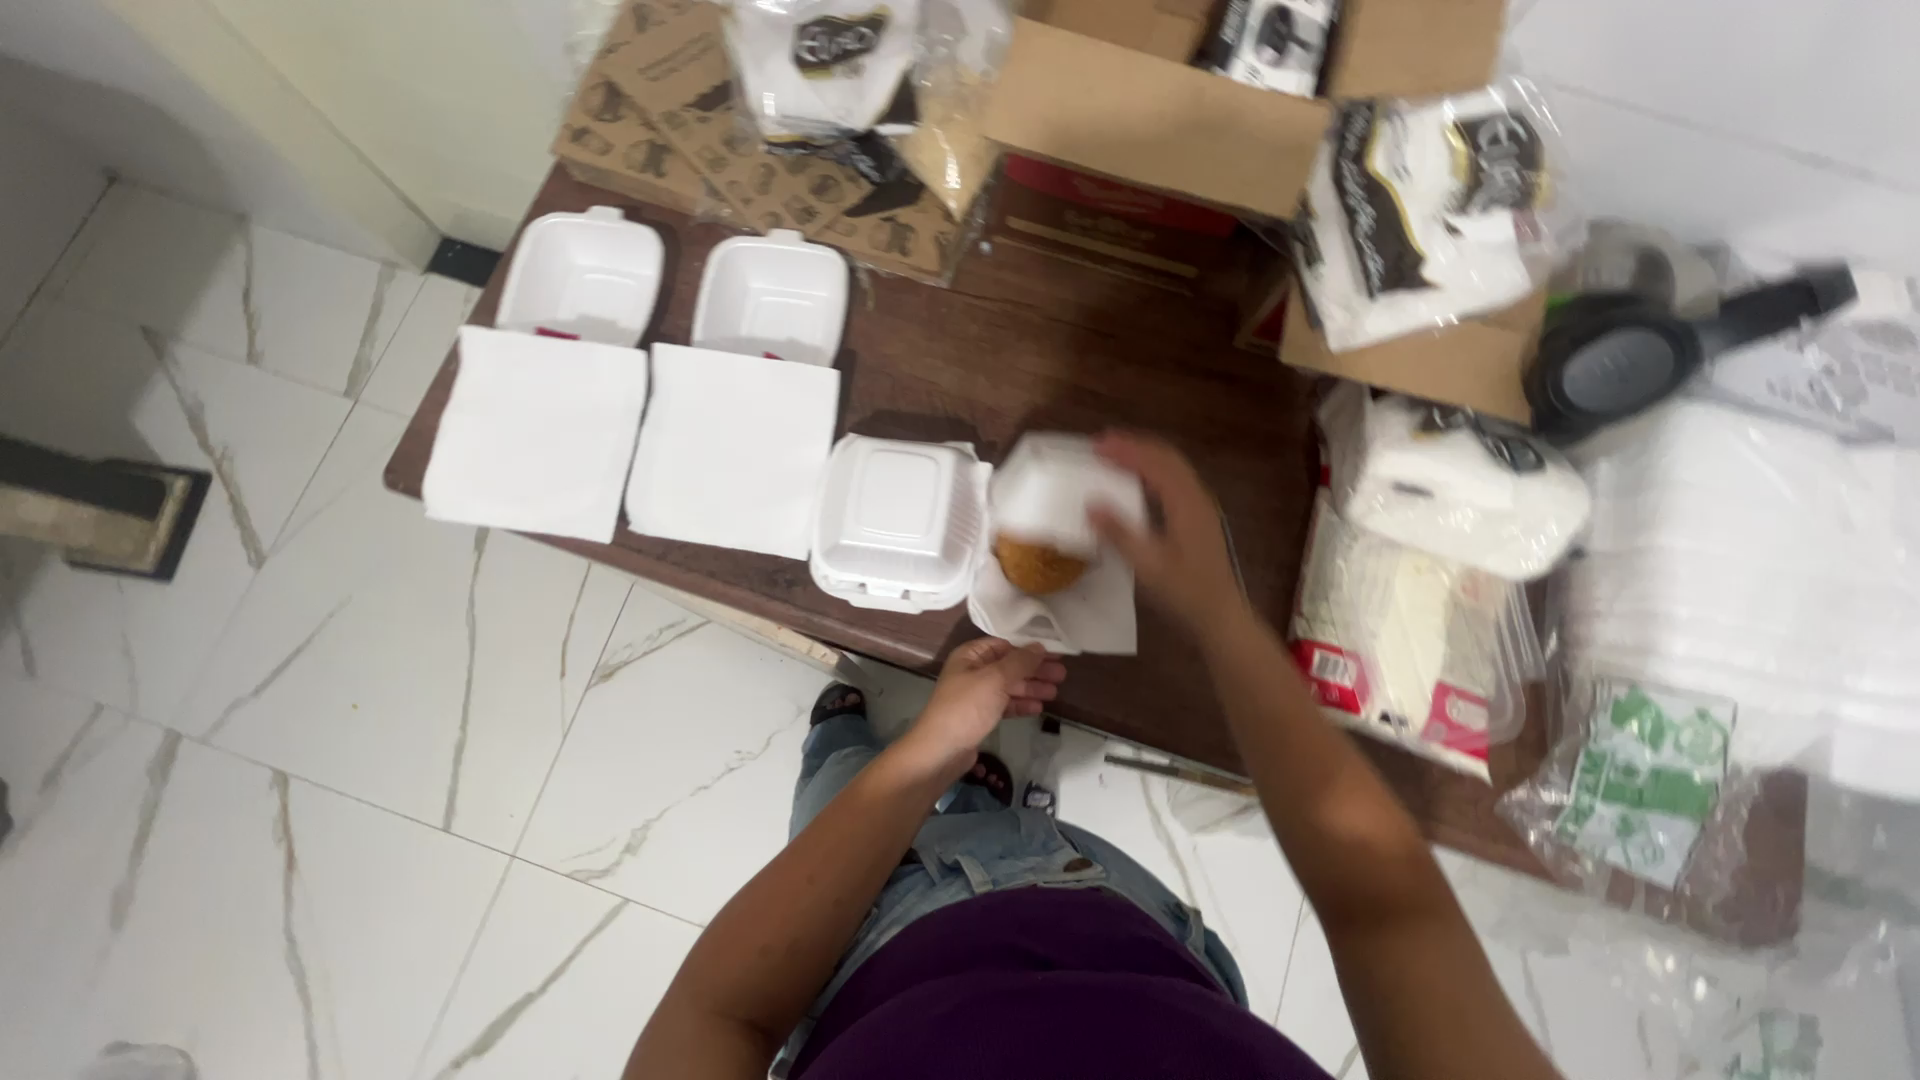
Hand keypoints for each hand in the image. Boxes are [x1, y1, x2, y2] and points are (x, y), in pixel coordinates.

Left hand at [901, 638, 1065, 774]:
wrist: (942, 750)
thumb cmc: (967, 708)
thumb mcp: (995, 679)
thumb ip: (1020, 662)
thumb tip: (1039, 646)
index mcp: (970, 655)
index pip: (1004, 644)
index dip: (1029, 647)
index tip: (1055, 651)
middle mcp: (972, 671)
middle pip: (1009, 665)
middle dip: (1034, 669)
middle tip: (1062, 674)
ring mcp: (976, 695)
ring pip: (1009, 686)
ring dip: (1031, 687)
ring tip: (1055, 691)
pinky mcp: (980, 715)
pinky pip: (1005, 704)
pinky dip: (1021, 704)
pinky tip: (1039, 707)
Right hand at [1088, 431, 1251, 645]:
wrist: (1219, 615)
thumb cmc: (1184, 592)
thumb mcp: (1148, 565)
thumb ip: (1119, 533)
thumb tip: (1091, 504)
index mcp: (1186, 503)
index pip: (1156, 464)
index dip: (1127, 450)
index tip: (1098, 445)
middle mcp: (1197, 498)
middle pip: (1167, 458)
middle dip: (1135, 447)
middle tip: (1103, 444)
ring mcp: (1200, 508)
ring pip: (1173, 469)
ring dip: (1145, 458)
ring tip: (1116, 457)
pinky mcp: (1198, 519)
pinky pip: (1174, 483)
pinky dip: (1153, 473)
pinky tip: (1137, 484)